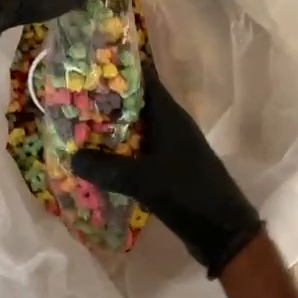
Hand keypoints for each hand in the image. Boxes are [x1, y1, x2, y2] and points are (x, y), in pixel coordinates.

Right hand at [72, 67, 264, 278]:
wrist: (224, 233)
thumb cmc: (188, 194)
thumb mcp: (142, 180)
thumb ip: (107, 168)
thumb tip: (72, 158)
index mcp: (169, 115)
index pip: (143, 78)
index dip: (117, 68)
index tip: (88, 64)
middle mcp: (170, 124)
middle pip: (135, 102)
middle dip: (107, 99)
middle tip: (73, 96)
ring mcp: (171, 146)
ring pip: (136, 126)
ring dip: (112, 126)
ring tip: (79, 124)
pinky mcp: (170, 167)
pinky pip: (140, 148)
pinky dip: (121, 149)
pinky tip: (100, 157)